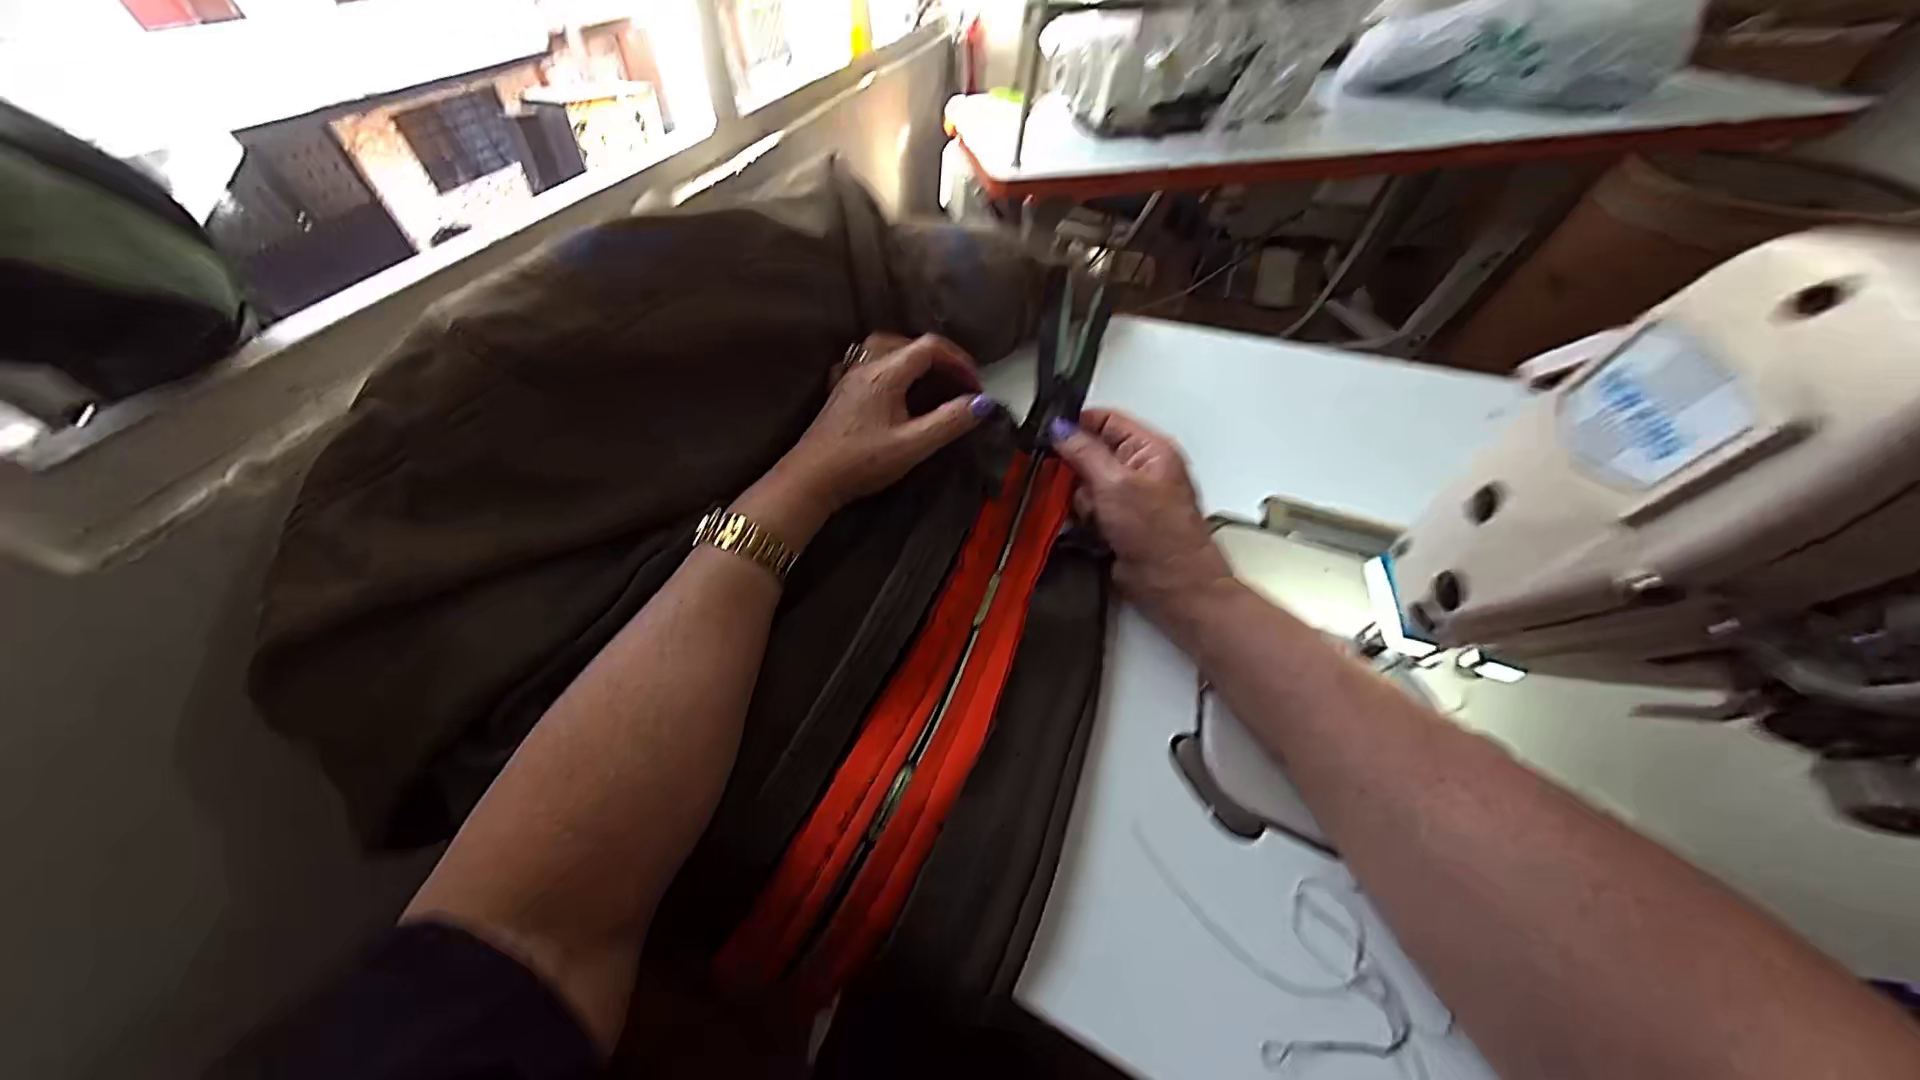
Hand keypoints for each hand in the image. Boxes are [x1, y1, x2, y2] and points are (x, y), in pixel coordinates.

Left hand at [743, 333, 995, 545]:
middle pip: (908, 342)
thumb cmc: (861, 462)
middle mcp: (866, 366)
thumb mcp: (912, 446)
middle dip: (940, 357)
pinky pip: (869, 362)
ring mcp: (849, 377)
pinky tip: (894, 385)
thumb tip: (983, 403)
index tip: (976, 386)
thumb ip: (949, 422)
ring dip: (914, 356)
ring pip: (886, 348)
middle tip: (958, 381)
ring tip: (932, 379)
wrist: (811, 479)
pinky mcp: (841, 392)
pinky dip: (891, 365)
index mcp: (885, 373)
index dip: (959, 361)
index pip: (929, 347)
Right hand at [1049, 409, 1233, 615]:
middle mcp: (1139, 471)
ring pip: (1083, 485)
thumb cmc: (1162, 535)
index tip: (1051, 436)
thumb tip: (1061, 429)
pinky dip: (1082, 519)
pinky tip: (1092, 529)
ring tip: (1095, 516)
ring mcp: (1126, 498)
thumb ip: (1084, 452)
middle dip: (1076, 472)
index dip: (1077, 425)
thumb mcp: (1116, 483)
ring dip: (1080, 501)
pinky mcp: (1115, 523)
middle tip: (1076, 485)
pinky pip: (1086, 510)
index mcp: (1149, 450)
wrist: (1171, 584)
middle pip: (1089, 454)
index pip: (1106, 421)